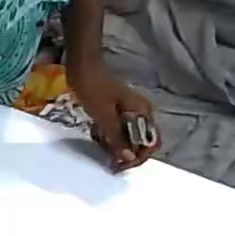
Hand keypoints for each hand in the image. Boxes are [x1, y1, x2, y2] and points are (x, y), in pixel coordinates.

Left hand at [67, 56, 158, 171]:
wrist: (82, 69)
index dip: (138, 158)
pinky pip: (115, 132)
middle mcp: (140, 114)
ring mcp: (128, 113)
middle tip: (106, 160)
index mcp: (144, 113)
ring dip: (113, 145)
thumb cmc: (94, 89)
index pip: (151, 143)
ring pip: (125, 139)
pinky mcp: (115, 113)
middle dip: (123, 153)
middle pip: (139, 143)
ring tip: (98, 139)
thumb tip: (128, 158)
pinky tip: (95, 133)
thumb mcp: (104, 116)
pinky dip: (106, 137)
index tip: (120, 166)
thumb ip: (116, 137)